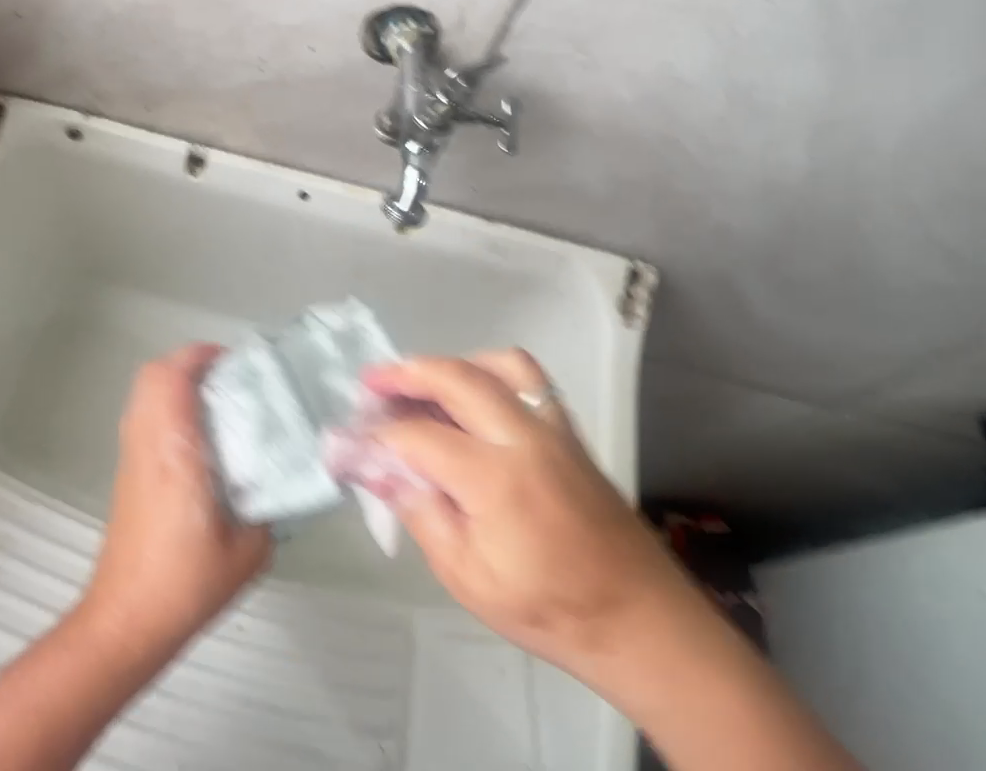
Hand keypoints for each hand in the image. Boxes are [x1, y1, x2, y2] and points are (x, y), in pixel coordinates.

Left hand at [77, 344, 272, 657]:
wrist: (128, 617)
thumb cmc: (187, 582)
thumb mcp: (250, 549)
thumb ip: (268, 506)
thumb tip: (280, 482)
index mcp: (175, 450)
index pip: (172, 378)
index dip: (200, 356)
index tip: (235, 362)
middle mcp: (146, 443)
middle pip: (151, 375)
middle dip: (188, 363)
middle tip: (230, 378)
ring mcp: (131, 458)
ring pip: (143, 396)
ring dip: (176, 385)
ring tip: (220, 403)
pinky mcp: (127, 475)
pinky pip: (144, 420)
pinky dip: (168, 410)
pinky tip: (202, 442)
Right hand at [366, 351, 705, 689]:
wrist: (639, 621)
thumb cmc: (546, 609)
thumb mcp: (465, 575)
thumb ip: (418, 511)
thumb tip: (373, 467)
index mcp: (494, 478)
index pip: (417, 434)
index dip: (375, 435)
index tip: (346, 442)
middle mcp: (525, 438)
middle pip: (456, 377)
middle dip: (406, 373)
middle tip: (370, 384)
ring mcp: (554, 430)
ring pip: (500, 364)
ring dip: (454, 363)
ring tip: (423, 385)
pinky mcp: (571, 435)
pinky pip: (529, 381)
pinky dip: (489, 374)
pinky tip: (469, 402)